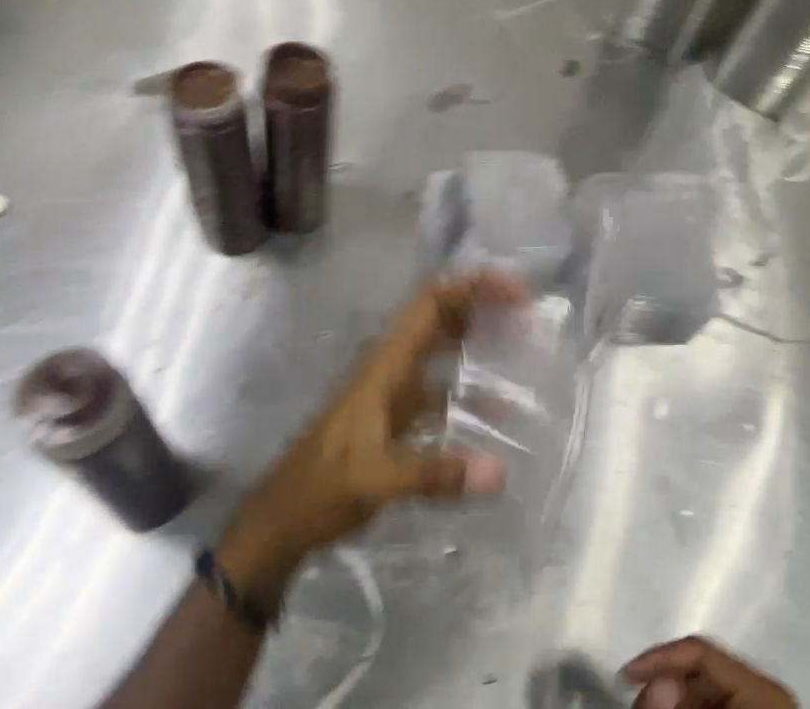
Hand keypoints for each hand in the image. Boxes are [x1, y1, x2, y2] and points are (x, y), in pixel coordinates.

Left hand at [215, 271, 521, 606]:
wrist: (280, 522)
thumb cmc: (321, 490)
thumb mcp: (377, 481)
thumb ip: (437, 474)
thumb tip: (500, 471)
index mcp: (383, 367)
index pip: (429, 304)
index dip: (471, 287)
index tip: (516, 291)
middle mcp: (389, 370)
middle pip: (438, 320)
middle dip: (482, 308)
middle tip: (529, 317)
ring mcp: (390, 395)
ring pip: (440, 355)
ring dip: (477, 347)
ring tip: (523, 352)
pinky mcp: (393, 422)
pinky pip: (437, 393)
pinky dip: (468, 394)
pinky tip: (498, 414)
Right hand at [621, 637, 795, 708]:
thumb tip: (653, 682)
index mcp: (762, 689)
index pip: (700, 652)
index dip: (657, 659)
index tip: (624, 678)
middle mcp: (765, 695)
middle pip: (699, 675)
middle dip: (663, 690)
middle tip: (638, 707)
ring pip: (703, 696)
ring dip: (673, 705)